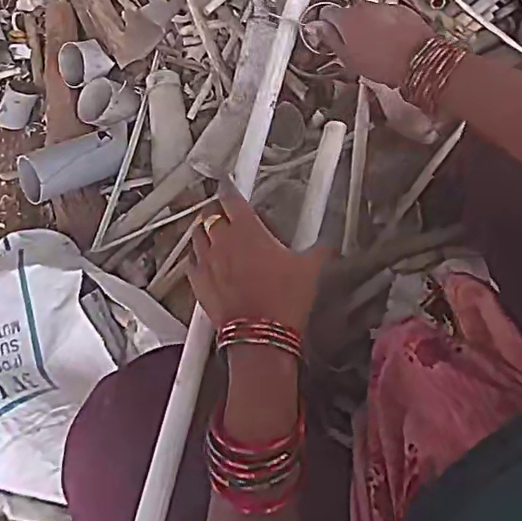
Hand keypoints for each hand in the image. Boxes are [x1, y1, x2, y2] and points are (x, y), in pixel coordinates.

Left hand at [189, 185, 324, 331]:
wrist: (261, 336)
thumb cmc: (284, 299)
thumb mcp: (309, 269)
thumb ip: (319, 251)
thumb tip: (330, 247)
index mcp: (247, 229)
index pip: (231, 199)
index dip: (228, 188)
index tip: (228, 184)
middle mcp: (222, 242)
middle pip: (209, 214)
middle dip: (216, 210)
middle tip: (224, 211)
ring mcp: (207, 264)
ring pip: (196, 236)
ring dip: (204, 231)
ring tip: (214, 232)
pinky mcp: (199, 286)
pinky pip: (191, 264)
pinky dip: (196, 258)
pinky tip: (204, 262)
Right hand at [323, 1, 435, 87]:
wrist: (418, 61)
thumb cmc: (384, 63)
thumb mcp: (348, 58)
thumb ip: (330, 39)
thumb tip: (318, 29)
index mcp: (346, 18)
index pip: (326, 13)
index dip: (327, 26)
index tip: (330, 35)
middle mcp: (364, 7)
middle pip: (349, 12)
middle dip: (350, 26)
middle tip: (355, 46)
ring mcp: (384, 6)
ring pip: (369, 13)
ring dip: (369, 25)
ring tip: (375, 46)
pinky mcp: (402, 10)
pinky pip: (388, 15)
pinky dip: (387, 24)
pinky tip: (390, 41)